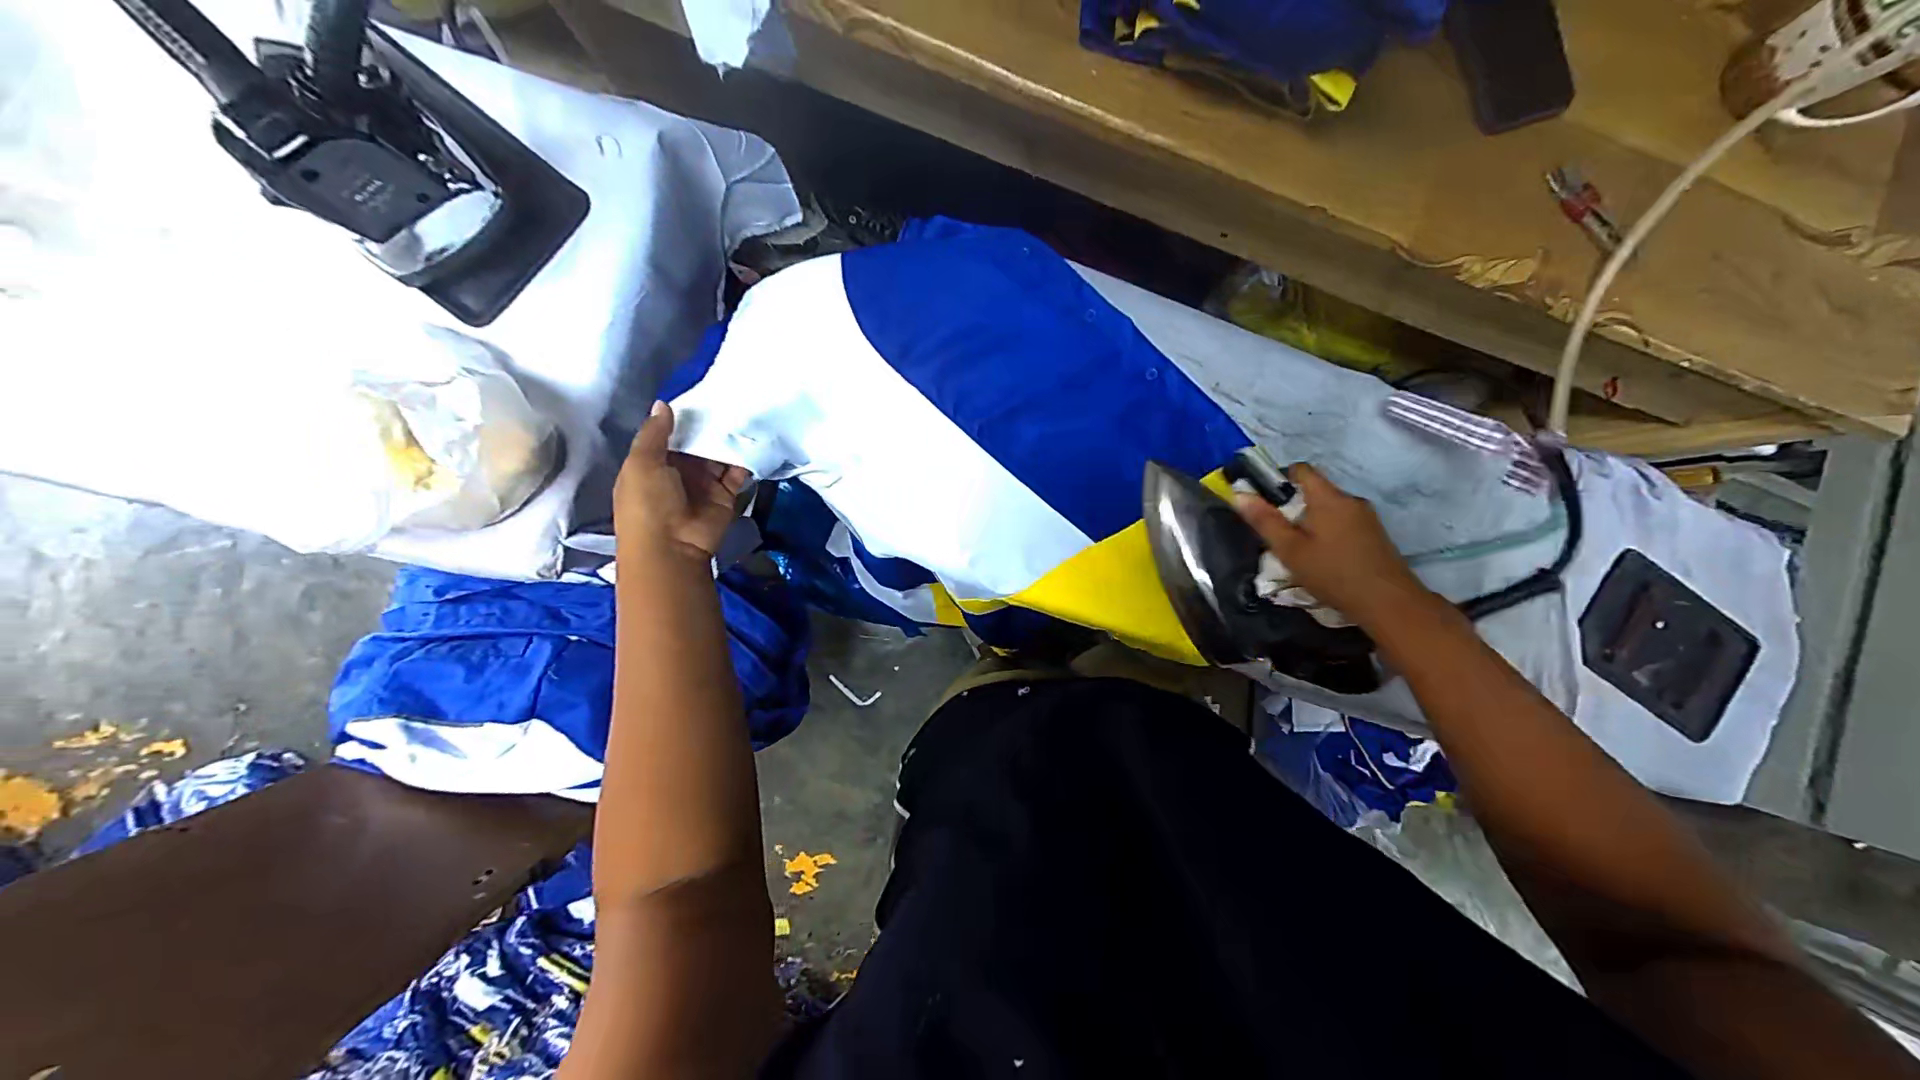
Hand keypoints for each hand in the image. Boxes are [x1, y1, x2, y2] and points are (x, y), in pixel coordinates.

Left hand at [615, 401, 751, 561]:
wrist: (671, 548)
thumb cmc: (647, 503)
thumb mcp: (641, 463)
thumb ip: (654, 433)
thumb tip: (664, 404)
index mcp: (653, 463)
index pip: (669, 435)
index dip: (682, 418)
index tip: (699, 395)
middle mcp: (679, 472)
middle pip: (697, 444)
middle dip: (710, 426)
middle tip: (728, 399)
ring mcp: (703, 485)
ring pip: (718, 456)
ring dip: (728, 440)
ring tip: (744, 415)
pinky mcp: (725, 496)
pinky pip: (737, 474)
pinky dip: (744, 460)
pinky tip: (752, 441)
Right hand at [1232, 462, 1435, 627]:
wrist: (1388, 602)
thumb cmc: (1333, 573)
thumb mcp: (1290, 550)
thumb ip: (1264, 521)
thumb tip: (1239, 494)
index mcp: (1328, 498)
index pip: (1301, 470)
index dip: (1279, 478)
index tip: (1264, 500)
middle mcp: (1350, 500)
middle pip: (1316, 490)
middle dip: (1293, 505)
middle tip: (1277, 532)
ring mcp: (1367, 517)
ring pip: (1330, 508)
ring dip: (1311, 520)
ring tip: (1298, 548)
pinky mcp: (1375, 534)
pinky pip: (1343, 522)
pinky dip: (1328, 531)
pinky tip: (1322, 557)